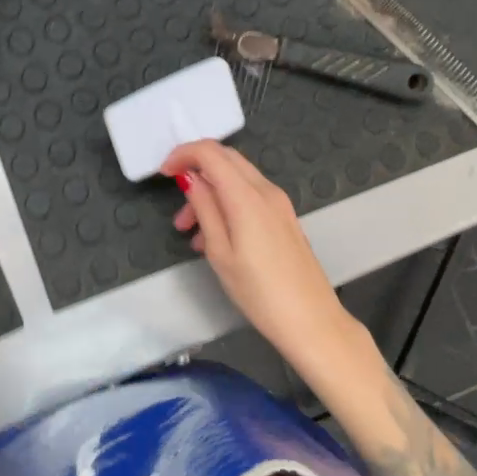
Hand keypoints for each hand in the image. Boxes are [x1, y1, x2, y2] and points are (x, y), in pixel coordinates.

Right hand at [163, 141, 353, 357]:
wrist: (313, 322)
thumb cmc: (259, 292)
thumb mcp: (220, 252)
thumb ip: (204, 208)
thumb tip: (189, 177)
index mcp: (246, 197)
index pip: (210, 153)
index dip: (182, 154)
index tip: (164, 173)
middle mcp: (266, 190)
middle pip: (225, 158)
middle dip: (195, 172)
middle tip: (176, 204)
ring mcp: (279, 203)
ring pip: (236, 178)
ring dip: (209, 193)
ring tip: (190, 233)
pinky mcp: (284, 217)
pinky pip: (249, 196)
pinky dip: (227, 204)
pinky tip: (214, 240)